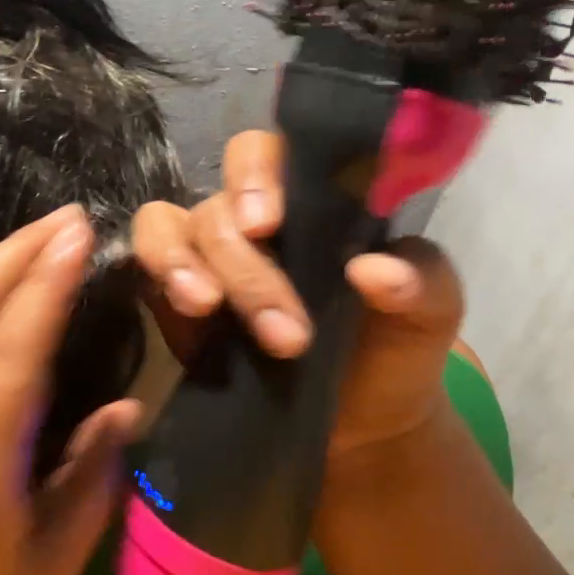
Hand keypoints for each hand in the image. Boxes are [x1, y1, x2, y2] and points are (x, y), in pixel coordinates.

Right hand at [130, 130, 463, 459]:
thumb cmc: (394, 347)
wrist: (360, 420)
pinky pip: (143, 261)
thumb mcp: (430, 312)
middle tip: (286, 336)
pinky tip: (186, 308)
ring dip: (181, 261)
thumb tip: (376, 271)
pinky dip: (157, 273)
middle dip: (244, 266)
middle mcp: (249, 216)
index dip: (256, 176)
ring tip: (204, 306)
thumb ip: (422, 281)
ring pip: (168, 224)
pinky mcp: (171, 293)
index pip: (266, 154)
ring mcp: (206, 253)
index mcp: (307, 199)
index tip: (268, 223)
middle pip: (218, 206)